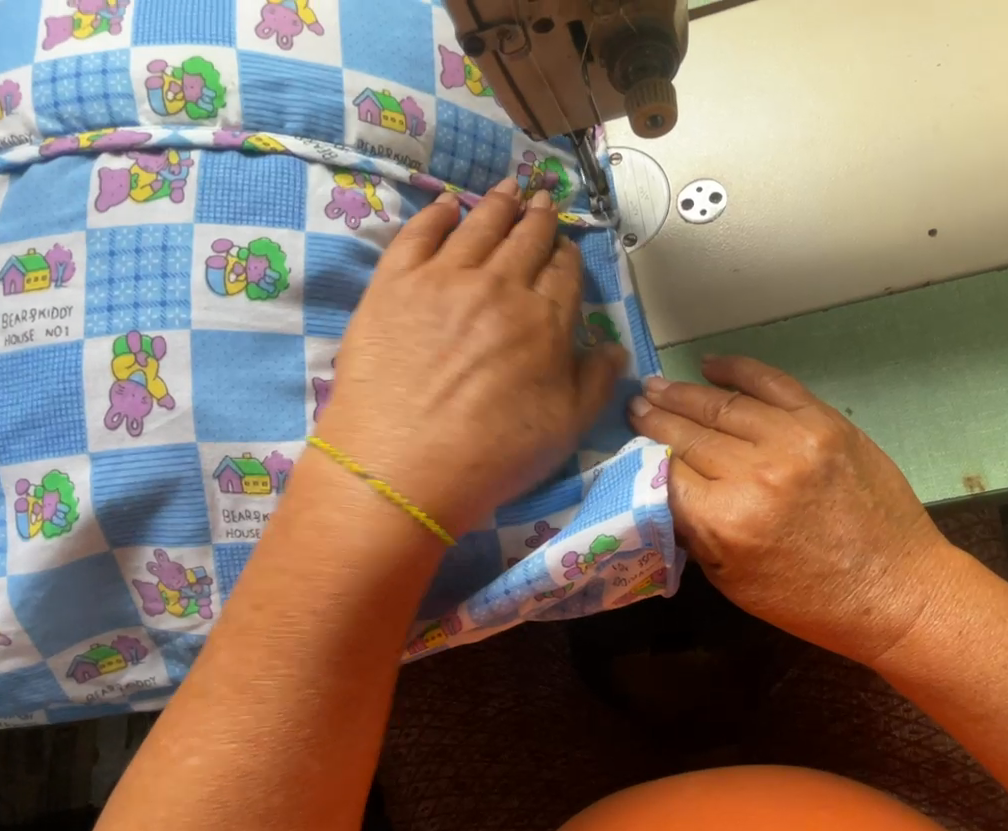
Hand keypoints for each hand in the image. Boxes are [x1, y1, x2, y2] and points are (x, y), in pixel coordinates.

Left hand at [317, 177, 627, 536]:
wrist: (403, 467)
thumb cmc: (493, 456)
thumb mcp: (565, 429)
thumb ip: (594, 384)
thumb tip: (612, 348)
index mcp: (545, 321)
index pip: (564, 273)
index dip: (568, 256)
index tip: (567, 248)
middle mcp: (499, 286)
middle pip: (525, 240)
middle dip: (540, 218)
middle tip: (544, 200)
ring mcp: (443, 279)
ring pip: (478, 225)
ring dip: (498, 203)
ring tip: (509, 186)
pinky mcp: (394, 283)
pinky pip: (419, 233)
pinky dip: (437, 214)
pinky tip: (446, 205)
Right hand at [628, 356, 955, 665]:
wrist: (894, 590)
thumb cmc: (805, 600)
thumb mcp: (730, 580)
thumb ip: (692, 528)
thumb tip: (661, 485)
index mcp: (724, 519)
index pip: (664, 472)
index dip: (641, 455)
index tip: (626, 439)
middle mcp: (753, 470)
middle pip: (687, 433)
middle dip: (654, 417)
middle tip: (632, 404)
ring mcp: (793, 439)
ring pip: (723, 404)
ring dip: (684, 393)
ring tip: (657, 385)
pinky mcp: (826, 422)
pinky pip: (773, 382)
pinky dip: (738, 369)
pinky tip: (711, 364)